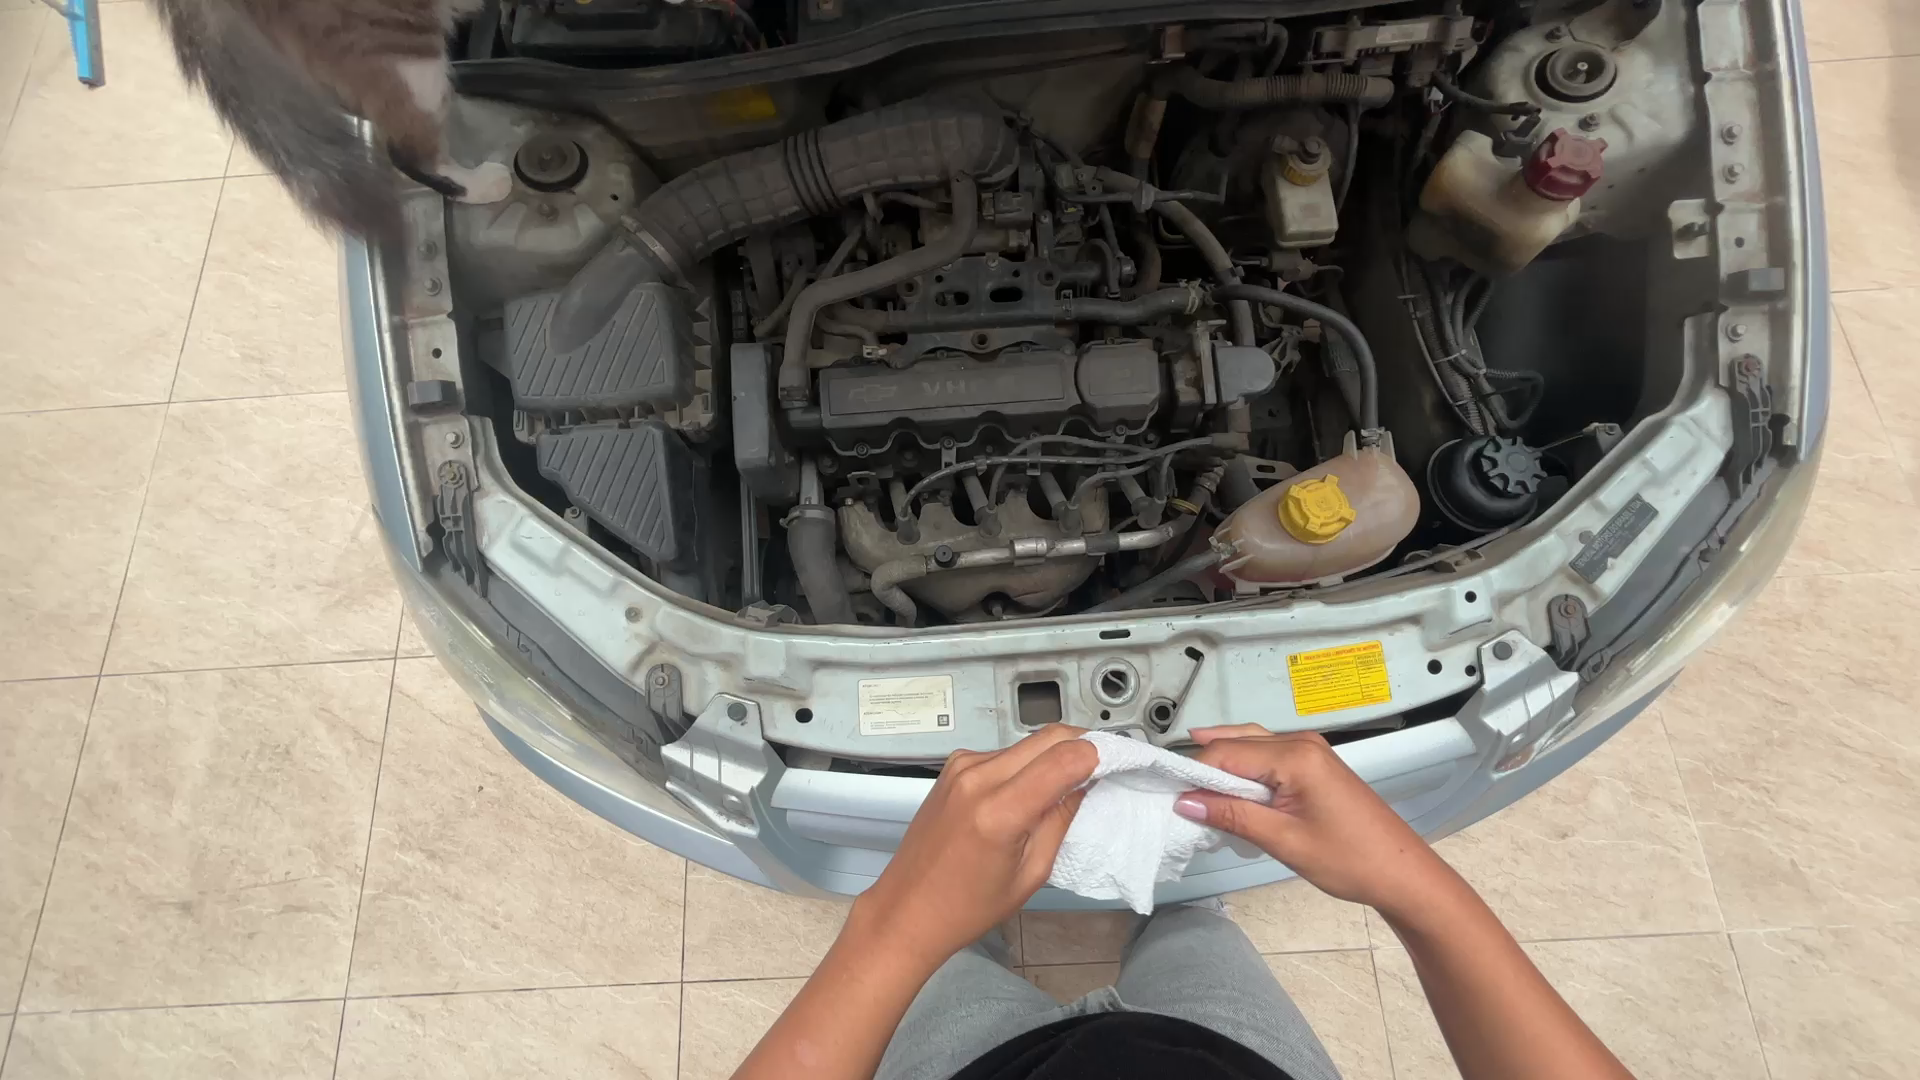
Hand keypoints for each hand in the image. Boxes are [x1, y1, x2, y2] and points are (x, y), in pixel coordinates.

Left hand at [851, 724, 1096, 966]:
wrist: (906, 908)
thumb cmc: (967, 907)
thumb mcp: (1030, 874)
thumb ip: (1060, 820)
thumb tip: (1085, 783)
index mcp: (999, 810)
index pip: (1064, 758)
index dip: (1098, 754)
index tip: (1117, 762)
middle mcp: (977, 776)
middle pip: (1047, 737)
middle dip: (1081, 745)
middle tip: (1102, 766)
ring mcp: (961, 766)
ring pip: (1026, 743)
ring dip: (1052, 755)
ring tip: (1065, 785)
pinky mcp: (954, 765)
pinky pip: (1003, 753)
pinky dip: (1025, 764)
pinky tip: (1027, 791)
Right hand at [1172, 725, 1447, 917]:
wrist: (1406, 876)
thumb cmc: (1351, 860)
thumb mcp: (1284, 841)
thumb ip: (1231, 816)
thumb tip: (1185, 802)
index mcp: (1294, 755)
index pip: (1225, 754)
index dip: (1195, 774)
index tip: (1173, 797)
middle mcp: (1300, 742)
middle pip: (1234, 742)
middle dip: (1204, 764)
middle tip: (1176, 789)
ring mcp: (1308, 749)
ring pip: (1248, 744)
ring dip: (1221, 764)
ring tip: (1193, 785)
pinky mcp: (1312, 762)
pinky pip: (1264, 754)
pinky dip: (1242, 767)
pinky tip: (1227, 785)